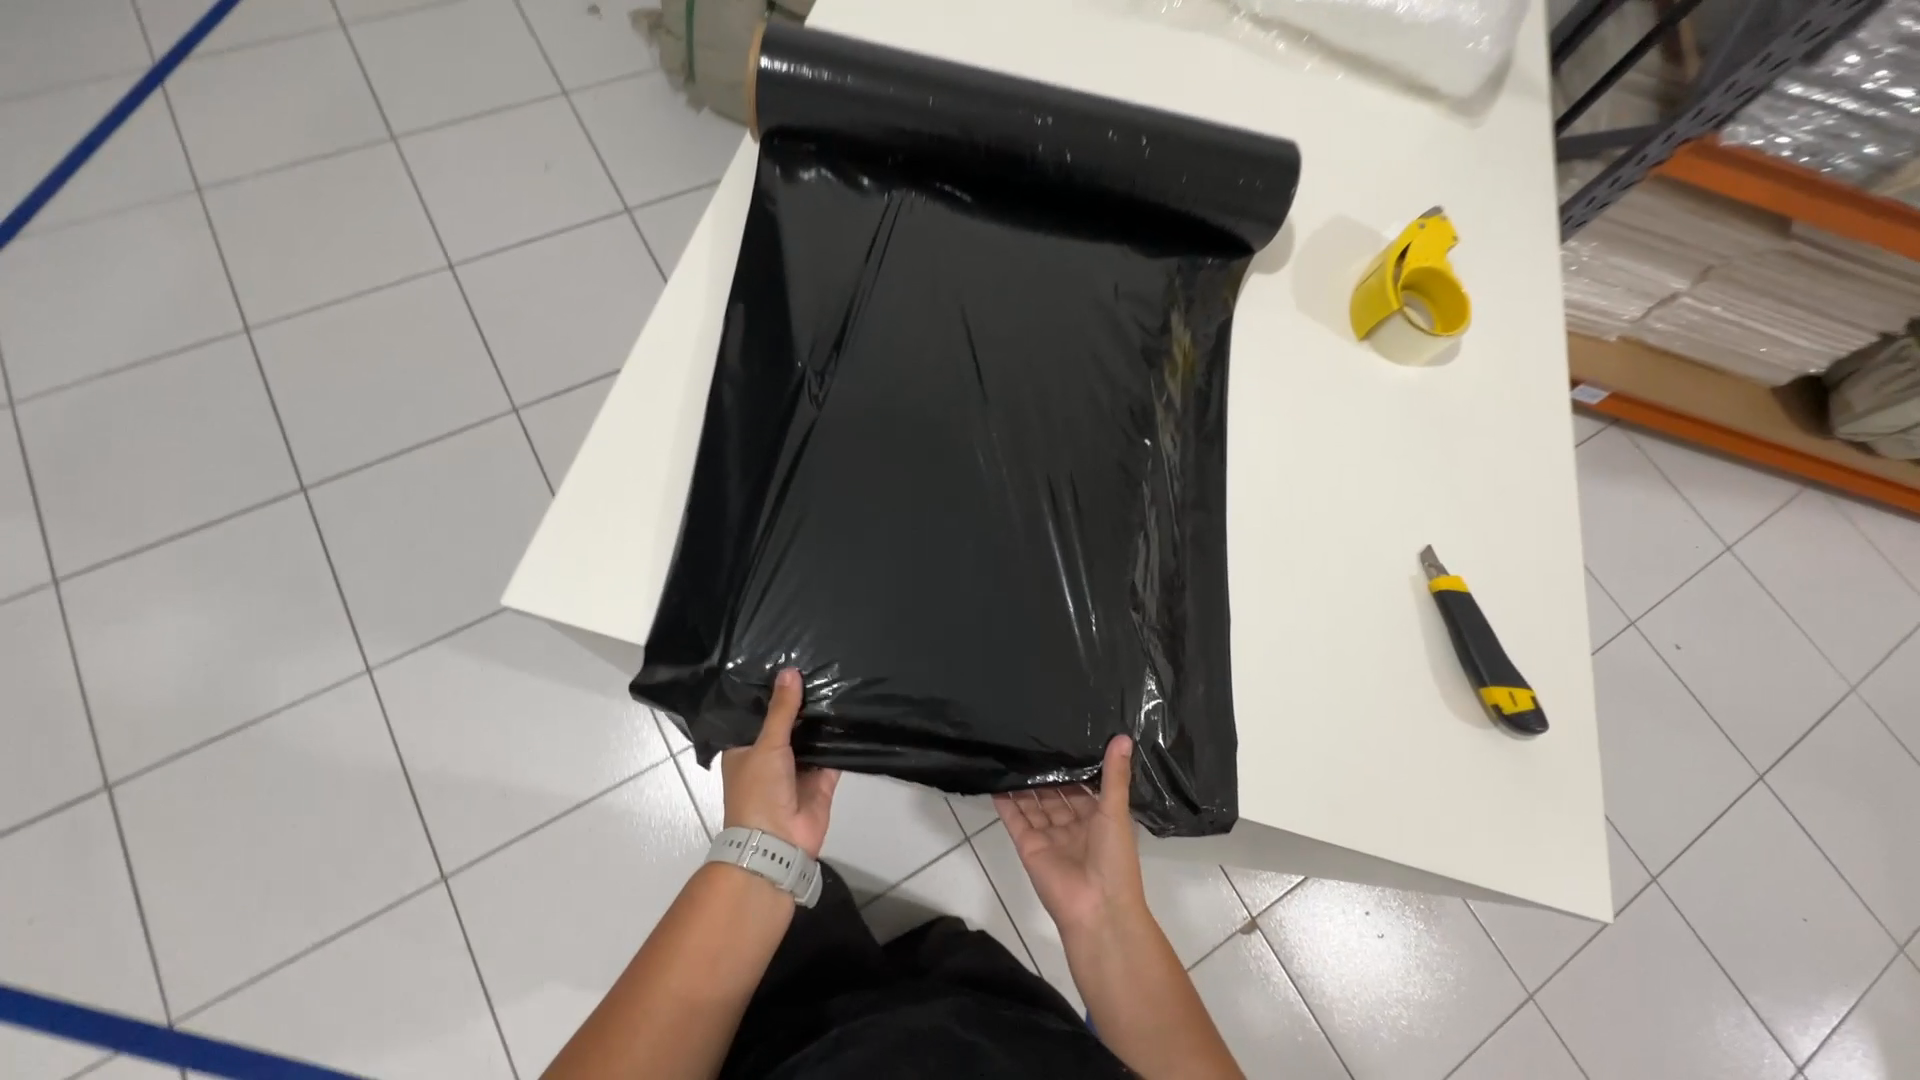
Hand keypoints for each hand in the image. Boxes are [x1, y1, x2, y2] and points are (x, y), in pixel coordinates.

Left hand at [721, 668, 839, 856]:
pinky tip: (854, 712)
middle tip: (822, 666)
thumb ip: (782, 710)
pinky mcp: (822, 781)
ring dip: (822, 719)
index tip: (789, 662)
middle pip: (788, 725)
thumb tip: (790, 671)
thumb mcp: (766, 745)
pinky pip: (833, 755)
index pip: (758, 715)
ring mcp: (797, 770)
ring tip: (840, 680)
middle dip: (802, 704)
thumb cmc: (758, 791)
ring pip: (812, 738)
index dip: (772, 693)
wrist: (778, 844)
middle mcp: (770, 757)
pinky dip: (841, 740)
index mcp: (745, 750)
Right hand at [995, 735, 1145, 932]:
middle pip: (1056, 795)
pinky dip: (1005, 802)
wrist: (1097, 908)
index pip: (1082, 788)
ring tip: (1011, 752)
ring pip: (1034, 804)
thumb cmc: (1114, 859)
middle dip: (1046, 773)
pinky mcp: (1028, 846)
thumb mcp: (1117, 812)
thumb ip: (1115, 775)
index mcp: (1098, 820)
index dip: (1074, 767)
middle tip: (1031, 739)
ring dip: (1025, 784)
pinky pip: (1015, 820)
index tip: (1063, 737)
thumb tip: (1122, 736)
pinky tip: (996, 780)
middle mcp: (1073, 827)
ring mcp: (1049, 837)